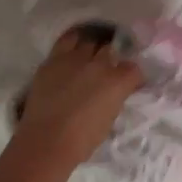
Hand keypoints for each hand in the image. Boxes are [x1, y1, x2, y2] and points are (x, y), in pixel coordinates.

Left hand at [9, 28, 142, 168]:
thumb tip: (113, 93)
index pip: (133, 70)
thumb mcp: (109, 119)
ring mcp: (75, 59)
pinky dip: (73, 42)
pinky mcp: (54, 59)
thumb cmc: (82, 140)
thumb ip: (114, 99)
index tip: (129, 83)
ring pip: (89, 42)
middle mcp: (99, 64)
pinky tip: (73, 49)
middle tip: (107, 69)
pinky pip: (67, 40)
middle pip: (110, 51)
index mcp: (117, 82)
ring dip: (92, 49)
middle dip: (111, 59)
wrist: (47, 140)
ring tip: (89, 56)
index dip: (132, 77)